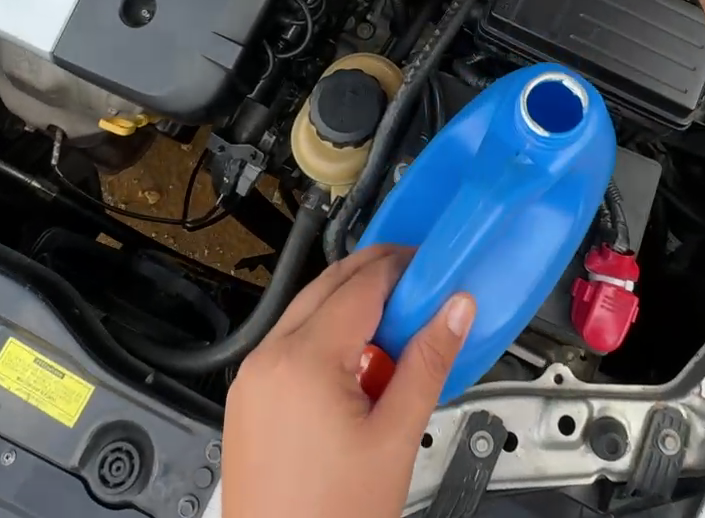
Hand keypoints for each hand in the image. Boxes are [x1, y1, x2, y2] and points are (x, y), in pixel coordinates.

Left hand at [223, 244, 475, 517]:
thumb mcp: (396, 438)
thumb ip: (428, 362)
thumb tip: (456, 309)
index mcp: (303, 360)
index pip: (361, 285)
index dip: (401, 267)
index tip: (431, 266)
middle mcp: (267, 358)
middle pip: (329, 285)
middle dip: (377, 275)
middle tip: (420, 284)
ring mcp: (252, 378)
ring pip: (308, 311)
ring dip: (352, 305)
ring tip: (398, 330)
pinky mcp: (248, 398)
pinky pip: (291, 342)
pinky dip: (327, 335)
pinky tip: (360, 364)